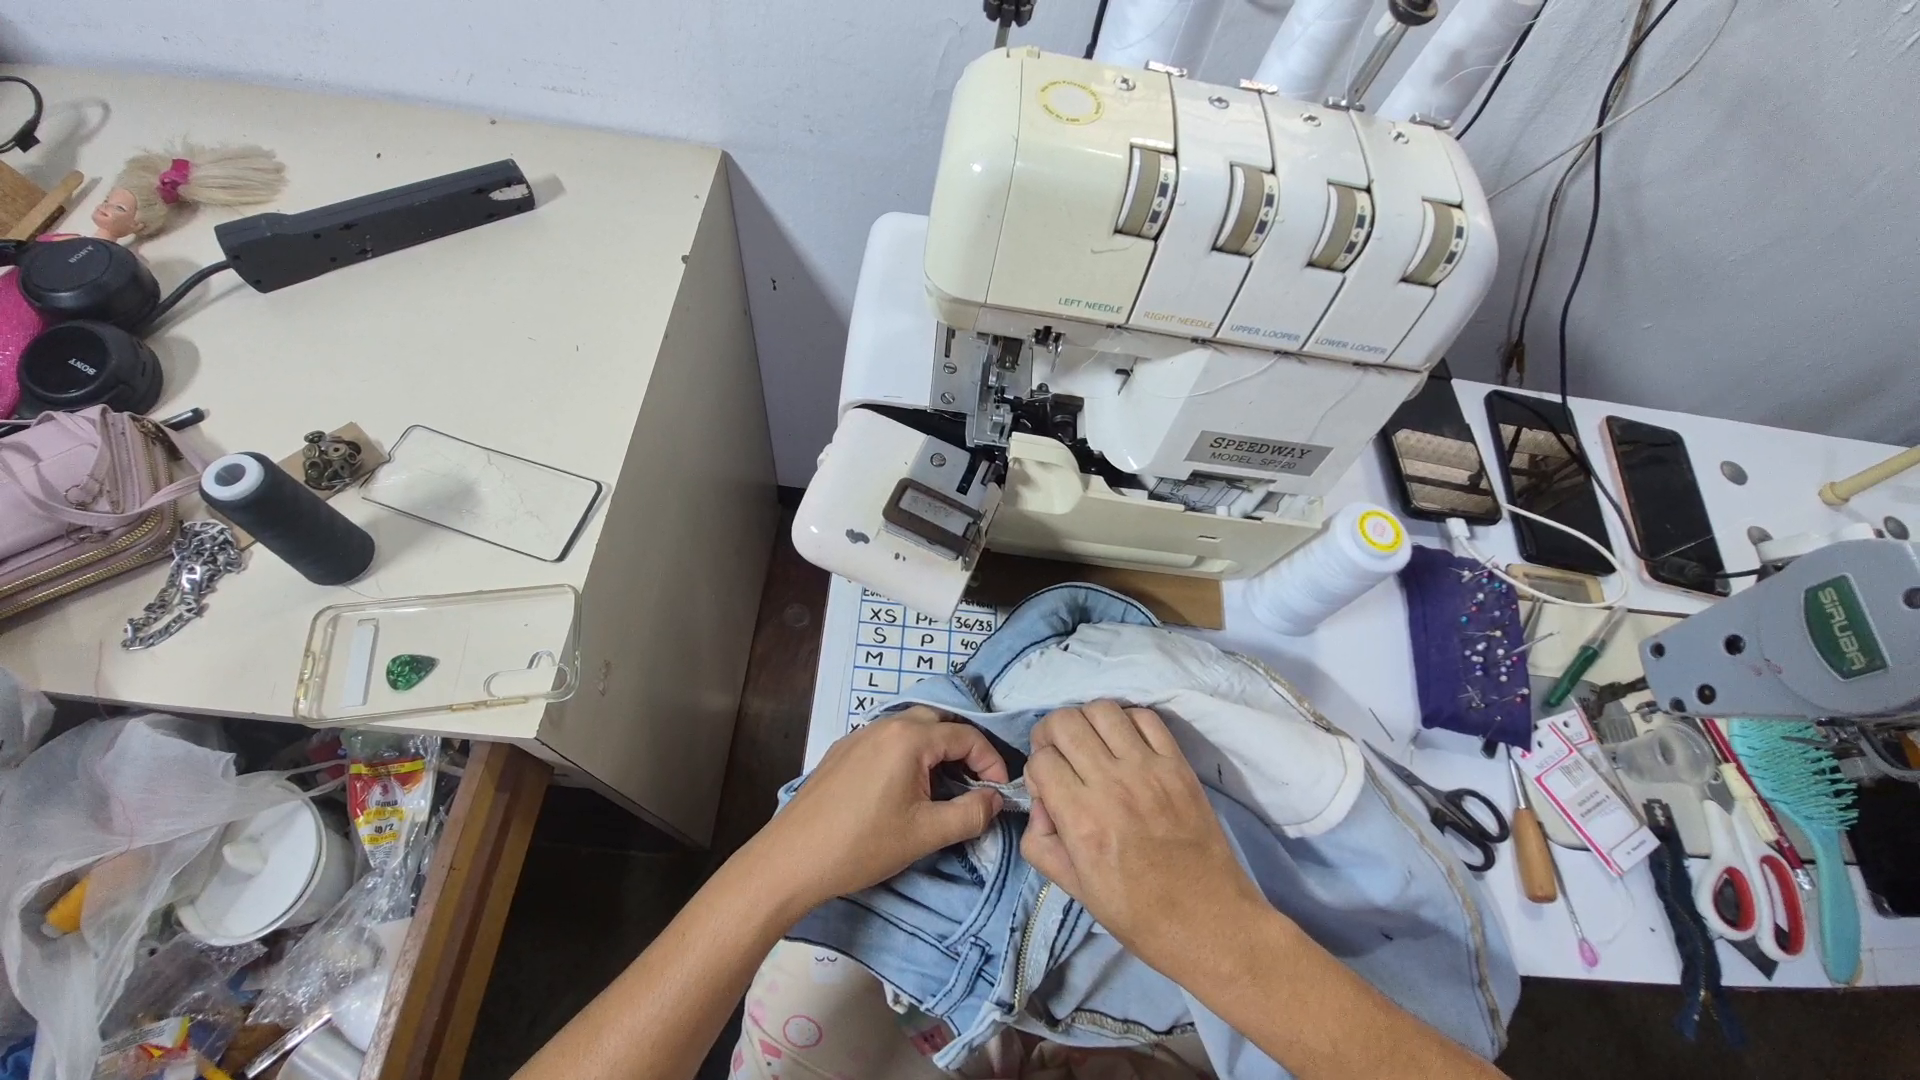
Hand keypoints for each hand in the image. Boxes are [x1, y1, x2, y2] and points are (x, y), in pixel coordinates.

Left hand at [744, 707, 1007, 916]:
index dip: (991, 762)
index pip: (966, 736)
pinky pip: (886, 741)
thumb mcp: (926, 834)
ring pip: (910, 729)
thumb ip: (970, 813)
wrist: (792, 859)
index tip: (998, 793)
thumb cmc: (862, 845)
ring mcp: (859, 735)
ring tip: (943, 788)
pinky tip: (904, 789)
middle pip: (938, 722)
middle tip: (974, 784)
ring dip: (935, 751)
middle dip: (964, 750)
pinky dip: (907, 755)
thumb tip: (994, 800)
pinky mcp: (841, 752)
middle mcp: (885, 724)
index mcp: (909, 737)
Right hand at [1022, 701, 1267, 971]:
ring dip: (1086, 721)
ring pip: (1102, 709)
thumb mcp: (1073, 888)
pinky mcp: (1178, 765)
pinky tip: (1124, 743)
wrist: (1209, 922)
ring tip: (1090, 744)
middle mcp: (1112, 785)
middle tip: (1059, 755)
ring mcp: (1149, 770)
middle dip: (1051, 735)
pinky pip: (1145, 717)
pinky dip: (1126, 721)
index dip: (1036, 769)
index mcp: (1081, 820)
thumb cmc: (1137, 913)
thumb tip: (1040, 802)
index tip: (1046, 786)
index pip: (1041, 760)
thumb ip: (1040, 842)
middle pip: (1065, 722)